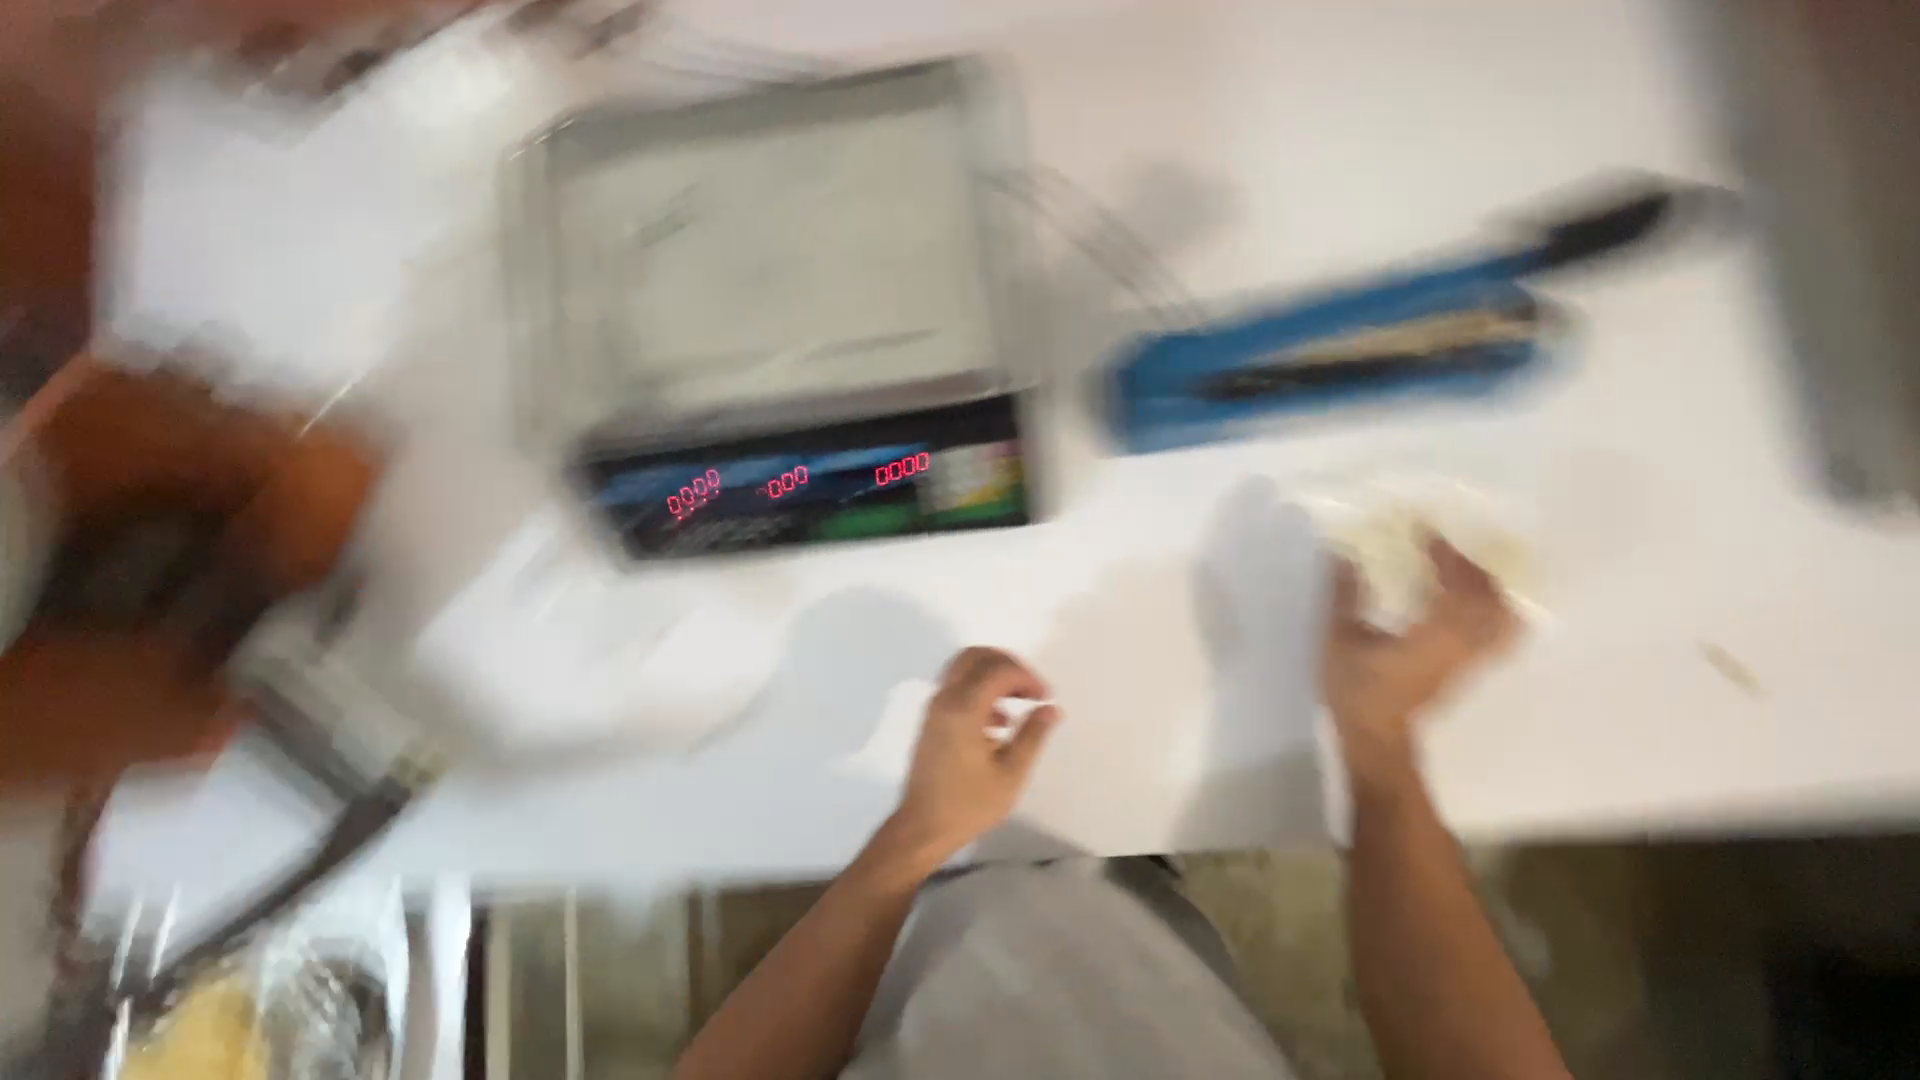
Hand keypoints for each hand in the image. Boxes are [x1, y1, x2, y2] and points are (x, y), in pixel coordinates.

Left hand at [885, 647, 1061, 866]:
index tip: (1046, 698)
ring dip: (993, 675)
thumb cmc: (968, 804)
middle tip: (1031, 688)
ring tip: (1020, 701)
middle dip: (1008, 665)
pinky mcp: (932, 719)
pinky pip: (957, 687)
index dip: (1027, 677)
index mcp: (963, 710)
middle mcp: (945, 699)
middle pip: (976, 656)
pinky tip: (999, 721)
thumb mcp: (1010, 774)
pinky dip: (980, 690)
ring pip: (964, 668)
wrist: (922, 826)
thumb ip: (1032, 735)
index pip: (998, 670)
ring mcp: (934, 707)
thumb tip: (1051, 708)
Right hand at [1323, 537, 1518, 781]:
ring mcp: (1471, 660)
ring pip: (1500, 616)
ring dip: (1486, 587)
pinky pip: (1497, 633)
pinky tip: (1467, 603)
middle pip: (1488, 597)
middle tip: (1441, 547)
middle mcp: (1462, 645)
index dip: (1444, 553)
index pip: (1454, 585)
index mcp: (1433, 635)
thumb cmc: (1355, 689)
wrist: (1376, 738)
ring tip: (1460, 571)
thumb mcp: (1338, 639)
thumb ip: (1345, 595)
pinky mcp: (1468, 669)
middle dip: (1469, 566)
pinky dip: (1491, 610)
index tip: (1425, 531)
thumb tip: (1343, 555)